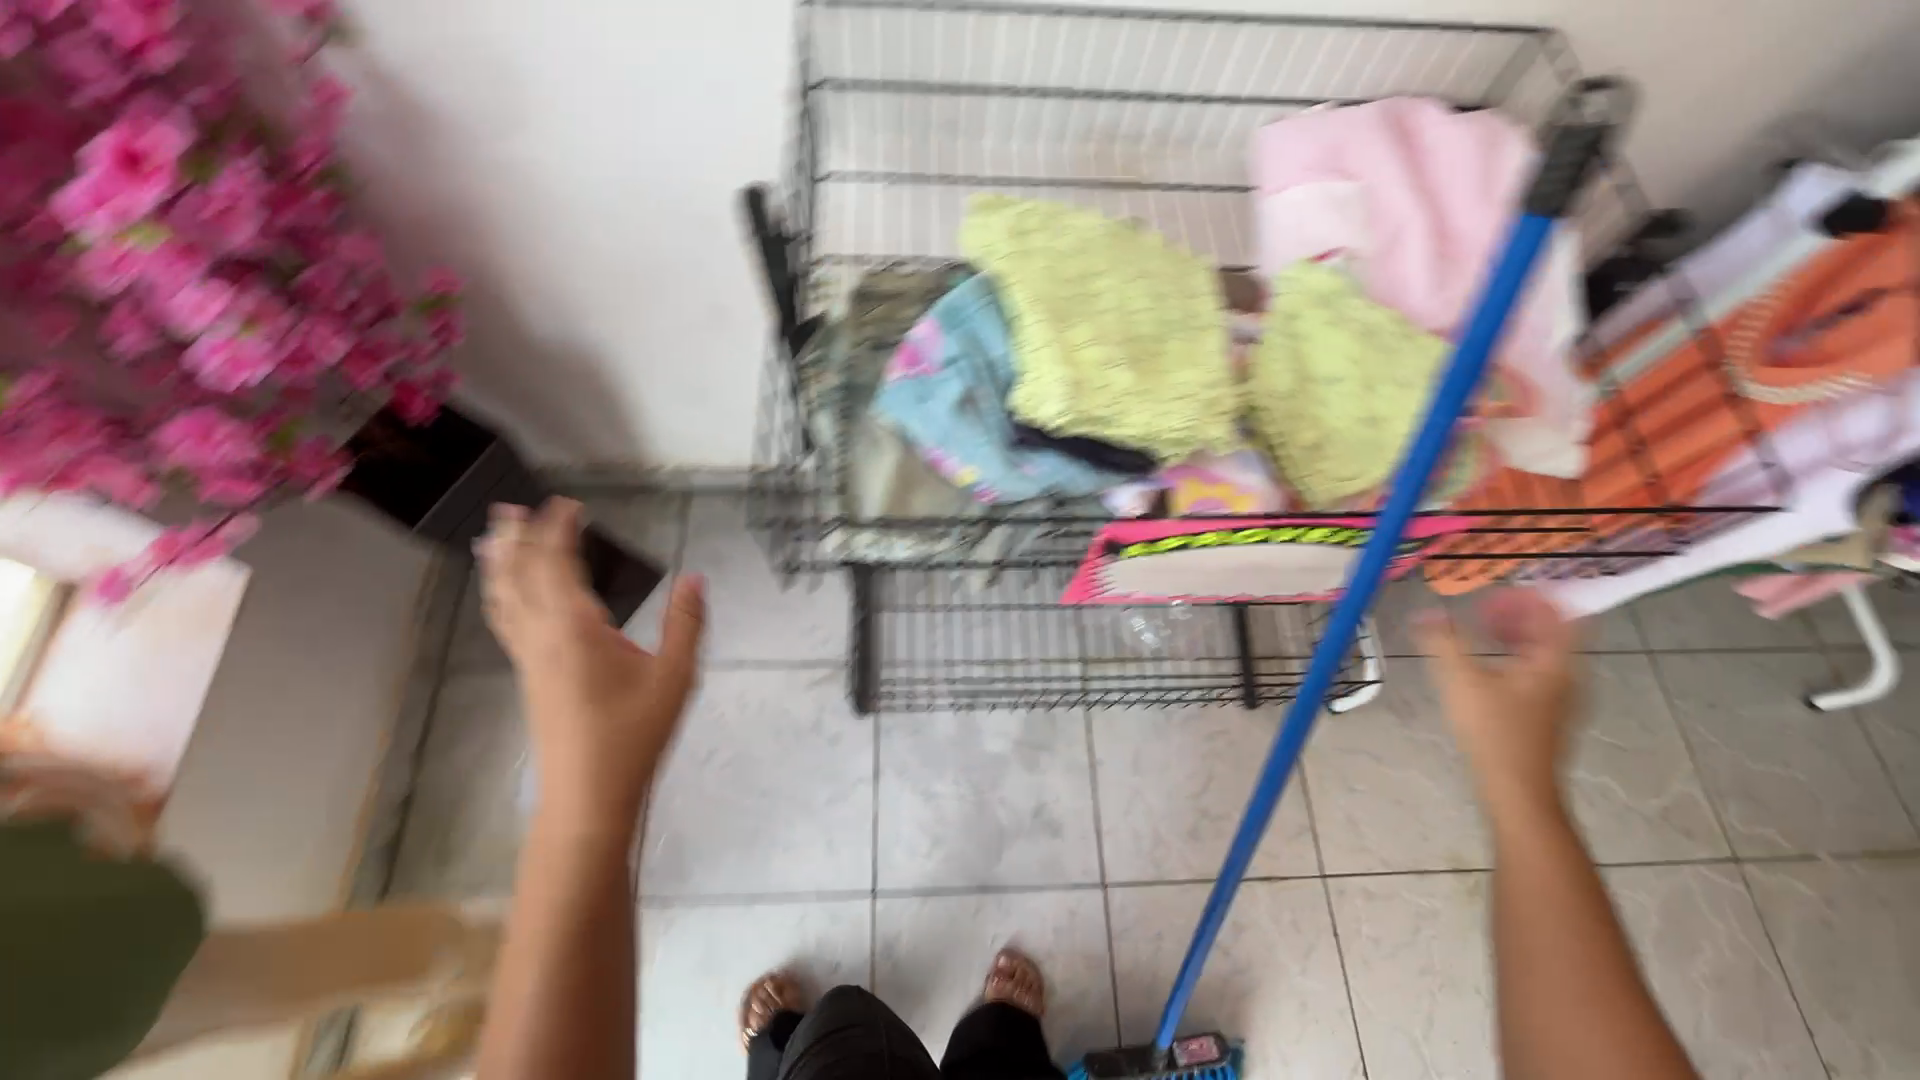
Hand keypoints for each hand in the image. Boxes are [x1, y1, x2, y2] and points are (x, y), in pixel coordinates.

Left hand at [477, 498, 704, 827]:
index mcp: (575, 628)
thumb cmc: (635, 734)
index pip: (557, 563)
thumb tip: (695, 577)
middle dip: (516, 538)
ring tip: (493, 539)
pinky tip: (507, 598)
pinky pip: (506, 621)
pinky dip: (502, 595)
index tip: (568, 504)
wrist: (588, 794)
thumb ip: (686, 623)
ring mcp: (529, 658)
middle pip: (518, 576)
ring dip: (500, 564)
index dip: (559, 529)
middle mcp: (542, 635)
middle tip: (511, 507)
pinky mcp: (529, 676)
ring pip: (504, 600)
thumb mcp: (675, 678)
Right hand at [1414, 589, 1582, 822]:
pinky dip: (1513, 657)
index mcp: (1557, 662)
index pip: (1560, 613)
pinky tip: (1483, 668)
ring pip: (1543, 652)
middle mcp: (1568, 677)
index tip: (1499, 591)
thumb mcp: (1461, 681)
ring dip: (1514, 635)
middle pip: (1553, 631)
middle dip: (1518, 614)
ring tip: (1480, 632)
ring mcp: (1560, 698)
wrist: (1516, 789)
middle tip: (1483, 608)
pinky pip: (1536, 671)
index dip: (1533, 596)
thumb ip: (1442, 642)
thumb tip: (1425, 612)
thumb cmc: (1494, 732)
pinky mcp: (1546, 715)